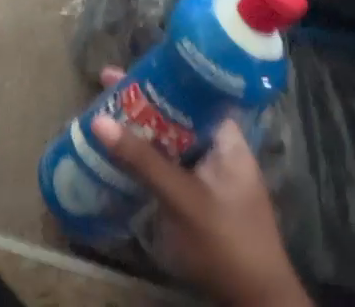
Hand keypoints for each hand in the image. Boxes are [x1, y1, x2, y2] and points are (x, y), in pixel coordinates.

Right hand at [91, 68, 308, 306]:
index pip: (195, 93)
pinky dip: (144, 158)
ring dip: (139, 131)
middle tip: (104, 90)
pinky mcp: (199, 197)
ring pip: (169, 141)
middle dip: (141, 104)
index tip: (126, 71)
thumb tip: (97, 120)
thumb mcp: (182, 197)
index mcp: (227, 140)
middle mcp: (220, 150)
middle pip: (177, 115)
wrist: (256, 301)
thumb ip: (142, 160)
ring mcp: (210, 176)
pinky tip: (118, 158)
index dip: (161, 78)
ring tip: (103, 117)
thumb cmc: (226, 241)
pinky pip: (167, 165)